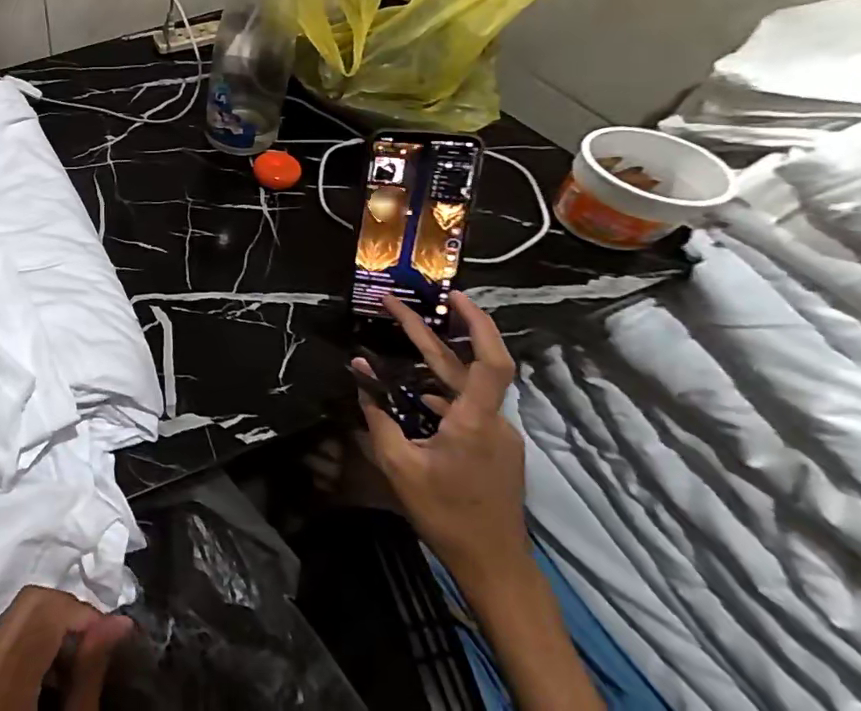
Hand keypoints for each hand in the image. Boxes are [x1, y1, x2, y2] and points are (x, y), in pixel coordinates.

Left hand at [0, 586, 132, 710]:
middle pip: (27, 604)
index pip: (43, 609)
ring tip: (76, 659)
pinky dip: (32, 639)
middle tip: (95, 642)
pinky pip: (2, 637)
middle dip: (68, 613)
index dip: (82, 612)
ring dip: (51, 623)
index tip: (109, 634)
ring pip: (14, 615)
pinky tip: (50, 670)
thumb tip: (119, 621)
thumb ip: (90, 672)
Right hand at [354, 291, 527, 582]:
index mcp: (474, 421)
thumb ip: (379, 418)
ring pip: (466, 387)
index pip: (491, 360)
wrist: (493, 563)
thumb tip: (360, 377)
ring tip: (401, 346)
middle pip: (468, 363)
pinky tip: (418, 399)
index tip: (453, 296)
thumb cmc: (445, 515)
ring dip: (435, 364)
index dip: (477, 323)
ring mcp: (500, 435)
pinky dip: (442, 395)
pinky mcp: (498, 448)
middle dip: (429, 331)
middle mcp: (494, 421)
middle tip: (395, 305)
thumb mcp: (400, 467)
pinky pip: (468, 409)